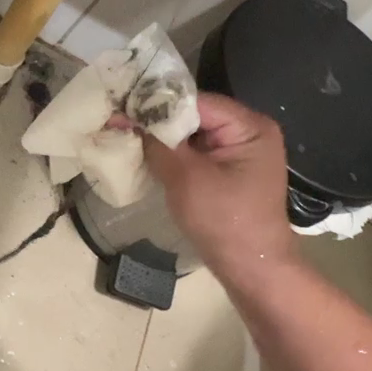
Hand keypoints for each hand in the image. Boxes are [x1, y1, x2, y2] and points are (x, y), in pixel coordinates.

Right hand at [140, 93, 298, 280]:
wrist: (252, 268)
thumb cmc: (224, 220)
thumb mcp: (186, 178)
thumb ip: (155, 144)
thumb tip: (124, 118)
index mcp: (250, 127)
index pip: (197, 102)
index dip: (158, 103)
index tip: (122, 107)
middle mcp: (250, 132)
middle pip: (195, 116)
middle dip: (158, 120)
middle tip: (120, 120)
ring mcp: (241, 153)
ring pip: (194, 135)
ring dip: (164, 138)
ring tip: (128, 136)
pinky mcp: (231, 172)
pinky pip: (198, 153)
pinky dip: (175, 154)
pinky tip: (149, 156)